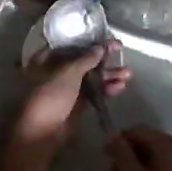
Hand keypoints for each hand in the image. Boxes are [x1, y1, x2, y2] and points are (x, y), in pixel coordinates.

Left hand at [12, 41, 130, 162]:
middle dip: (103, 56)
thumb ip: (86, 59)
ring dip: (108, 73)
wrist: (42, 133)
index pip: (71, 43)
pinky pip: (94, 90)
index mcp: (47, 58)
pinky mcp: (77, 101)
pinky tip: (121, 86)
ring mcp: (68, 86)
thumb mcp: (68, 73)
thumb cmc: (50, 97)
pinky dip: (106, 88)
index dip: (89, 39)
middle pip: (84, 58)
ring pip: (91, 75)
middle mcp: (57, 69)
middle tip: (121, 49)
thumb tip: (100, 47)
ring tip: (128, 73)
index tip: (106, 37)